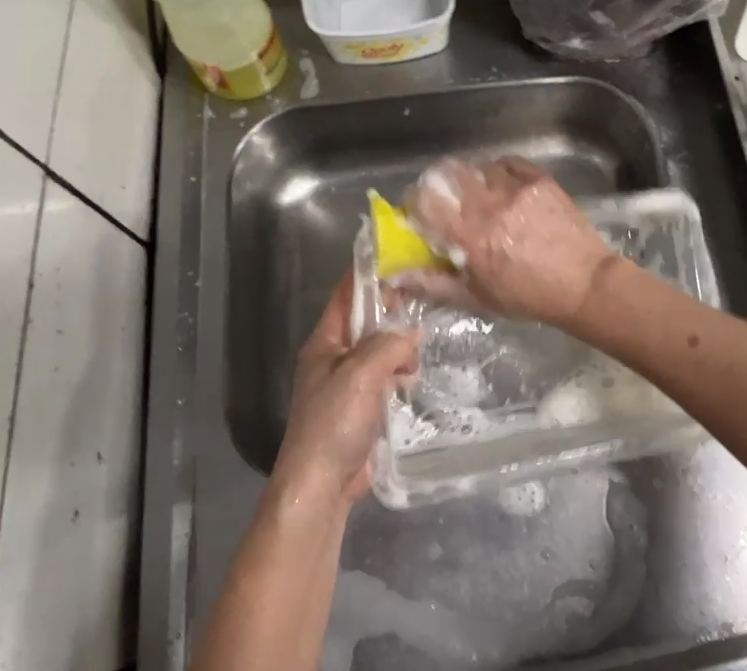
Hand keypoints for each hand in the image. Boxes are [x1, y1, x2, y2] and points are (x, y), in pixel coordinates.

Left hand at [271, 272, 418, 504]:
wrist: (321, 485)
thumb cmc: (334, 422)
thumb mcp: (362, 373)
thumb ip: (389, 344)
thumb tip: (411, 333)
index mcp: (324, 343)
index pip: (345, 295)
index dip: (369, 276)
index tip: (402, 261)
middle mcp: (333, 359)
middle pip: (366, 323)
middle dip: (393, 315)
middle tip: (425, 309)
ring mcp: (346, 386)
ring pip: (379, 352)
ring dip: (400, 350)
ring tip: (419, 356)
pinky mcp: (360, 410)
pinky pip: (384, 380)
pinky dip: (400, 376)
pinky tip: (414, 381)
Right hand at [400, 156, 618, 325]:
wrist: (583, 283)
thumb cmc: (527, 296)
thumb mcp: (477, 297)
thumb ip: (434, 283)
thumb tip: (397, 276)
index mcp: (470, 235)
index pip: (425, 199)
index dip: (414, 200)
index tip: (417, 210)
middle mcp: (490, 204)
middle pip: (447, 173)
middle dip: (439, 184)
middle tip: (446, 200)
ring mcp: (516, 188)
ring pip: (478, 167)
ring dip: (471, 179)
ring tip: (478, 195)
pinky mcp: (539, 180)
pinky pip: (508, 163)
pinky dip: (498, 171)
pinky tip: (502, 187)